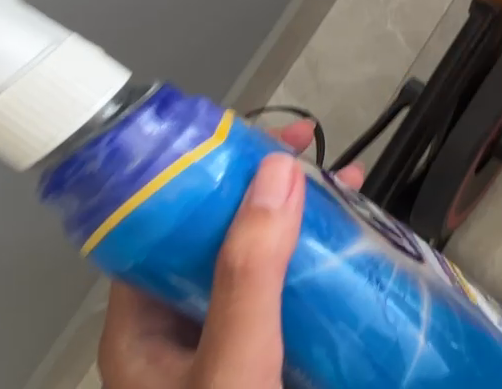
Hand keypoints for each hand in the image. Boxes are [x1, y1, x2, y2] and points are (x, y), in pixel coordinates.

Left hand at [97, 122, 362, 388]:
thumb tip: (276, 172)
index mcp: (146, 328)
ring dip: (306, 218)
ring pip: (262, 259)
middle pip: (222, 235)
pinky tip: (355, 246)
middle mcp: (183, 330)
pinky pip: (292, 289)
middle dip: (275, 189)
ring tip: (351, 188)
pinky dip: (323, 258)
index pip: (168, 226)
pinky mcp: (270, 356)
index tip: (272, 138)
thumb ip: (250, 274)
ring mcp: (228, 344)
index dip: (214, 172)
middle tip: (324, 157)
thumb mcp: (233, 362)